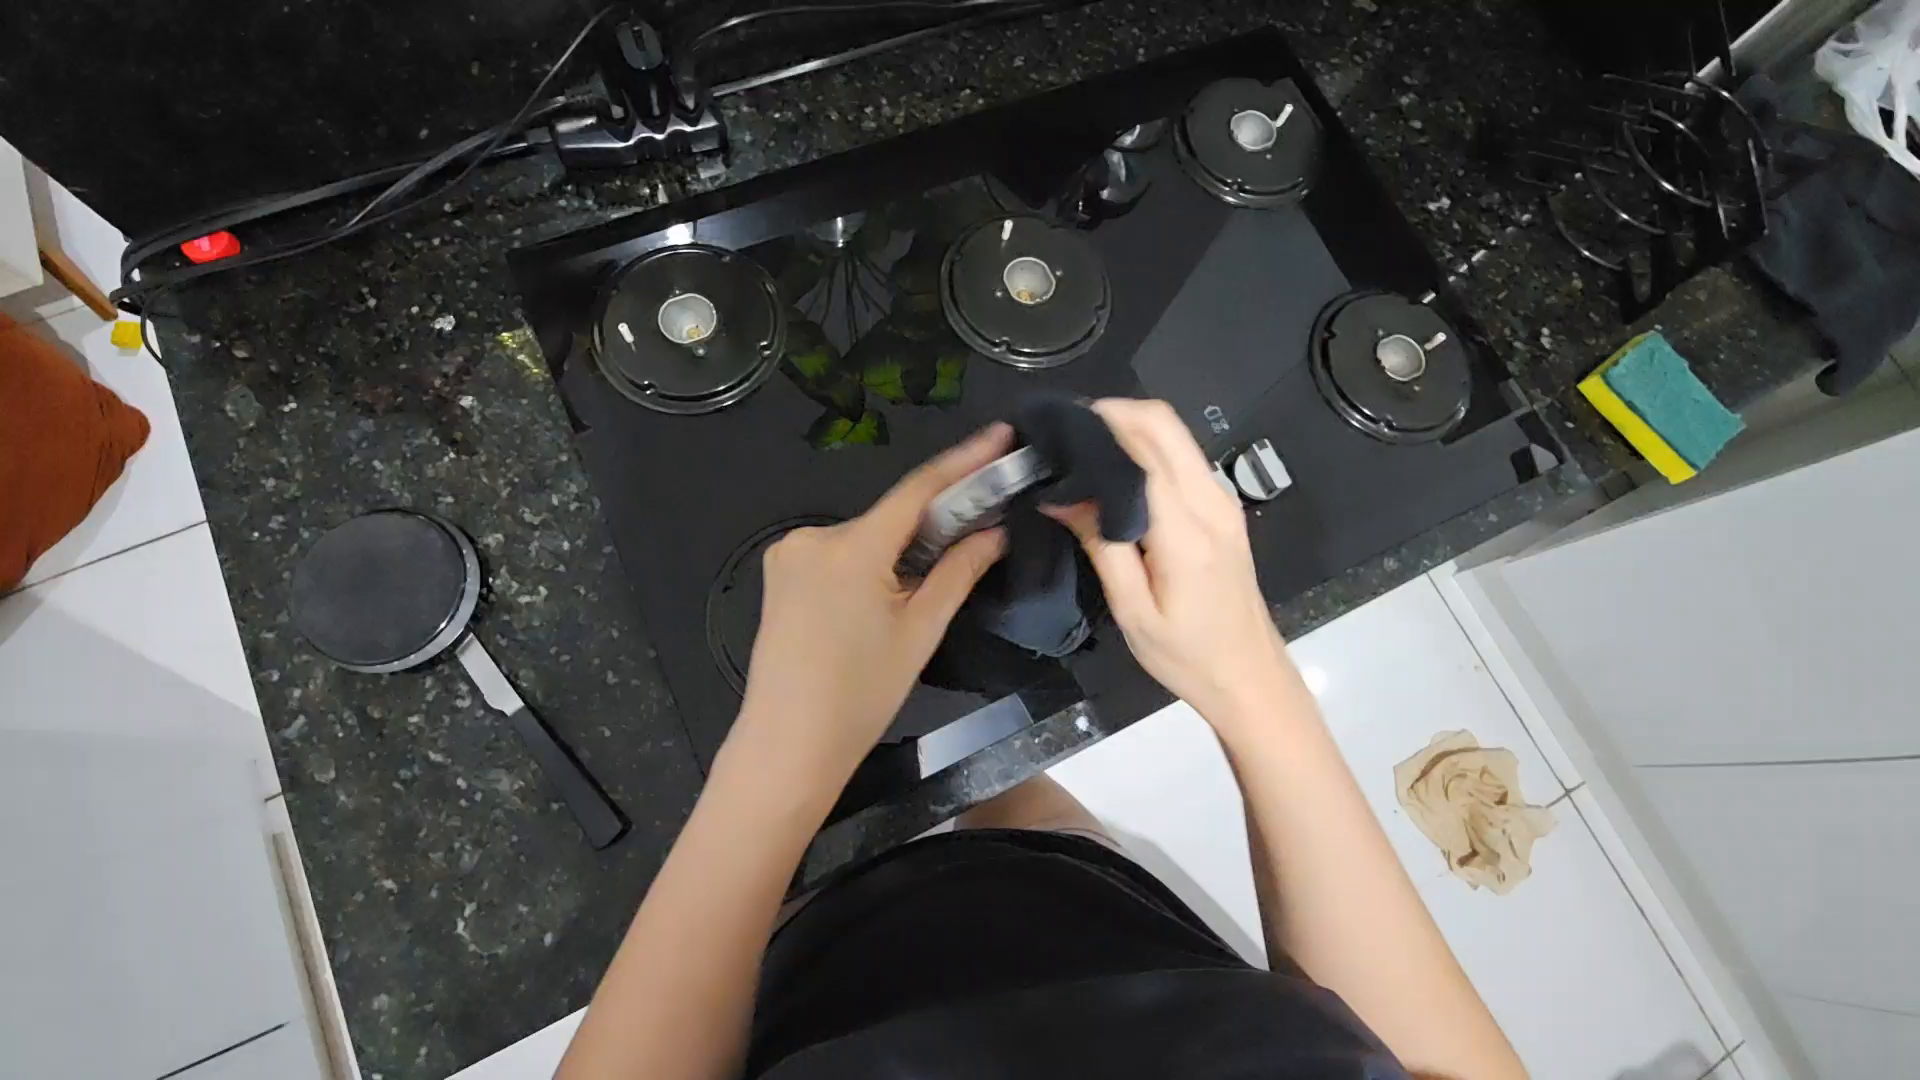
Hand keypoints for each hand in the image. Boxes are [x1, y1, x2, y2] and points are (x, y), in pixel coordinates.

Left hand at [730, 425, 1013, 785]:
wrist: (789, 743)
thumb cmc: (861, 695)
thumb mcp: (920, 631)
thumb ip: (959, 571)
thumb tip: (996, 532)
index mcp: (853, 548)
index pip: (919, 489)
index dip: (965, 461)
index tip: (999, 436)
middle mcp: (814, 537)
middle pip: (890, 517)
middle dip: (933, 524)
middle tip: (977, 534)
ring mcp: (789, 553)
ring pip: (865, 537)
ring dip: (899, 549)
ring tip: (919, 592)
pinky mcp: (780, 572)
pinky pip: (839, 553)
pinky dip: (869, 562)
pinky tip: (880, 598)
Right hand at [1048, 399, 1296, 729]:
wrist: (1250, 676)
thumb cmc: (1186, 655)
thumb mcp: (1132, 611)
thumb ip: (1100, 545)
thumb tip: (1060, 495)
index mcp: (1186, 531)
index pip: (1142, 451)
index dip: (1098, 427)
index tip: (1055, 430)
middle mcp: (1211, 502)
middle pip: (1165, 423)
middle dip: (1113, 412)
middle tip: (1065, 433)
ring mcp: (1222, 501)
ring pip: (1175, 434)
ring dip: (1129, 427)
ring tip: (1082, 449)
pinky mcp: (1223, 508)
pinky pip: (1181, 457)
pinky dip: (1146, 447)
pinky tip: (1114, 470)